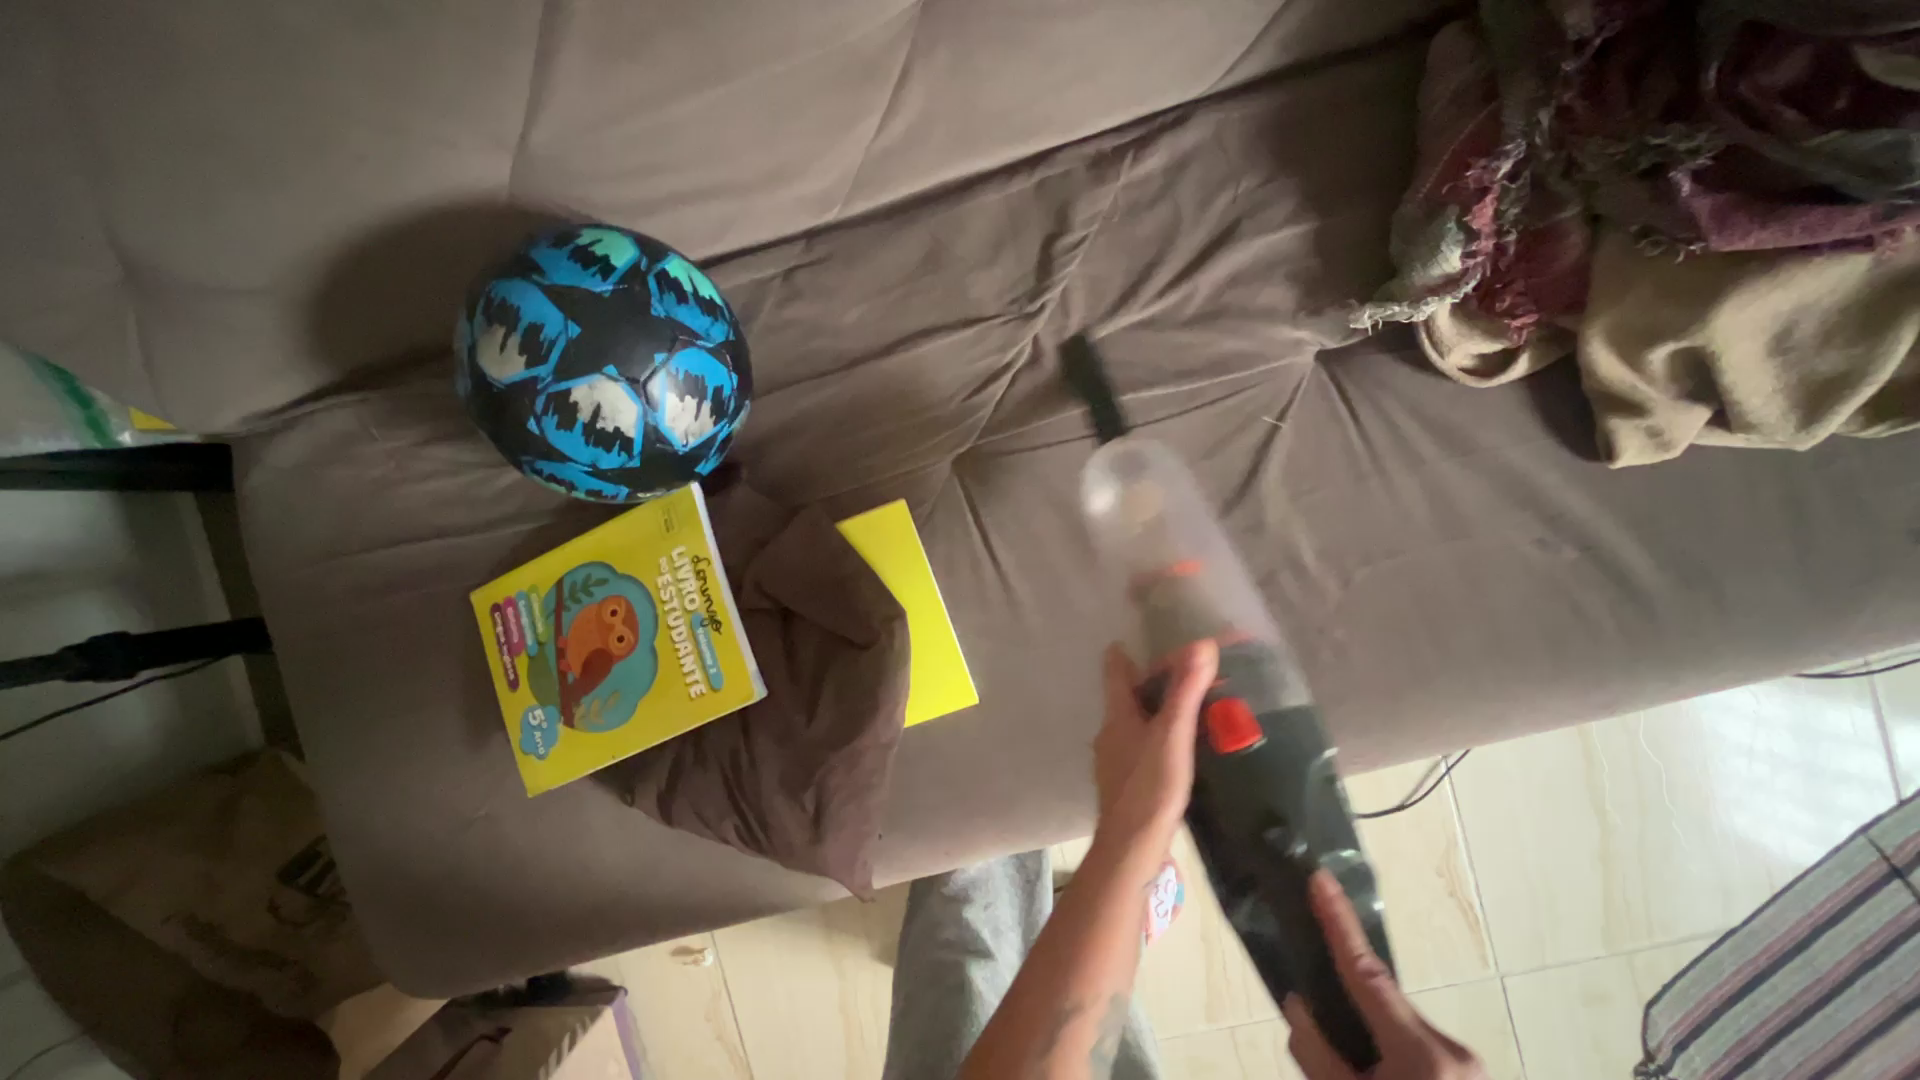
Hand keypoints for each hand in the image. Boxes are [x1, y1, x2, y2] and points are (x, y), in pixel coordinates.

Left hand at [1092, 640, 1218, 853]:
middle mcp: (1110, 733)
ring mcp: (1114, 760)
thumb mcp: (1173, 734)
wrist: (1132, 845)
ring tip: (1184, 708)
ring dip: (1154, 711)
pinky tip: (1176, 748)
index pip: (1115, 673)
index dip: (1122, 655)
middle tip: (1178, 674)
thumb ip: (1186, 691)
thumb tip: (1201, 645)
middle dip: (1148, 683)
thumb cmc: (1151, 785)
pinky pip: (1140, 746)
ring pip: (1133, 723)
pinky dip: (1157, 736)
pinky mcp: (1125, 782)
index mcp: (1117, 716)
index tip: (1129, 641)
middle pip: (1126, 697)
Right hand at [1284, 871, 1487, 1079]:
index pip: (1367, 975)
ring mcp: (1473, 1070)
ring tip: (1356, 1078)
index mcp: (1423, 1059)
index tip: (1320, 879)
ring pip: (1401, 1036)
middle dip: (1349, 1018)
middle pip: (1382, 1009)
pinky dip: (1392, 1067)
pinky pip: (1420, 1058)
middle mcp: (1455, 1055)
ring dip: (1372, 1050)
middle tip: (1329, 1060)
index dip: (1339, 925)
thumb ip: (1319, 1057)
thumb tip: (1299, 1006)